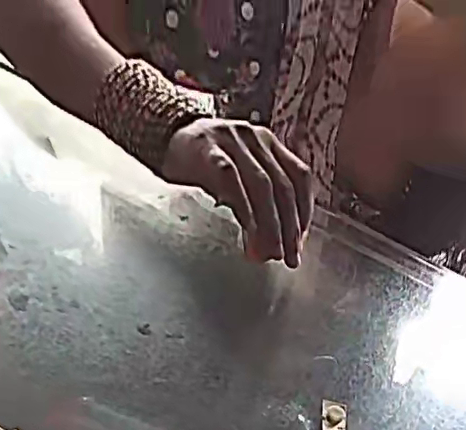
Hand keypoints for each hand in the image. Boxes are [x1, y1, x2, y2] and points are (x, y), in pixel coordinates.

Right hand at [161, 118, 313, 267]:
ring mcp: (232, 139)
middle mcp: (255, 138)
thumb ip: (259, 205)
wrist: (161, 135)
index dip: (304, 214)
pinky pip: (232, 179)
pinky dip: (245, 208)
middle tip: (289, 258)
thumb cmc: (205, 166)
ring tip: (270, 254)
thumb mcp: (241, 179)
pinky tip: (250, 231)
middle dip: (289, 228)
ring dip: (270, 225)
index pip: (299, 179)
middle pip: (283, 187)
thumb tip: (273, 250)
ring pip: (263, 185)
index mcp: (269, 145)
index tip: (299, 245)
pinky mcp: (208, 147)